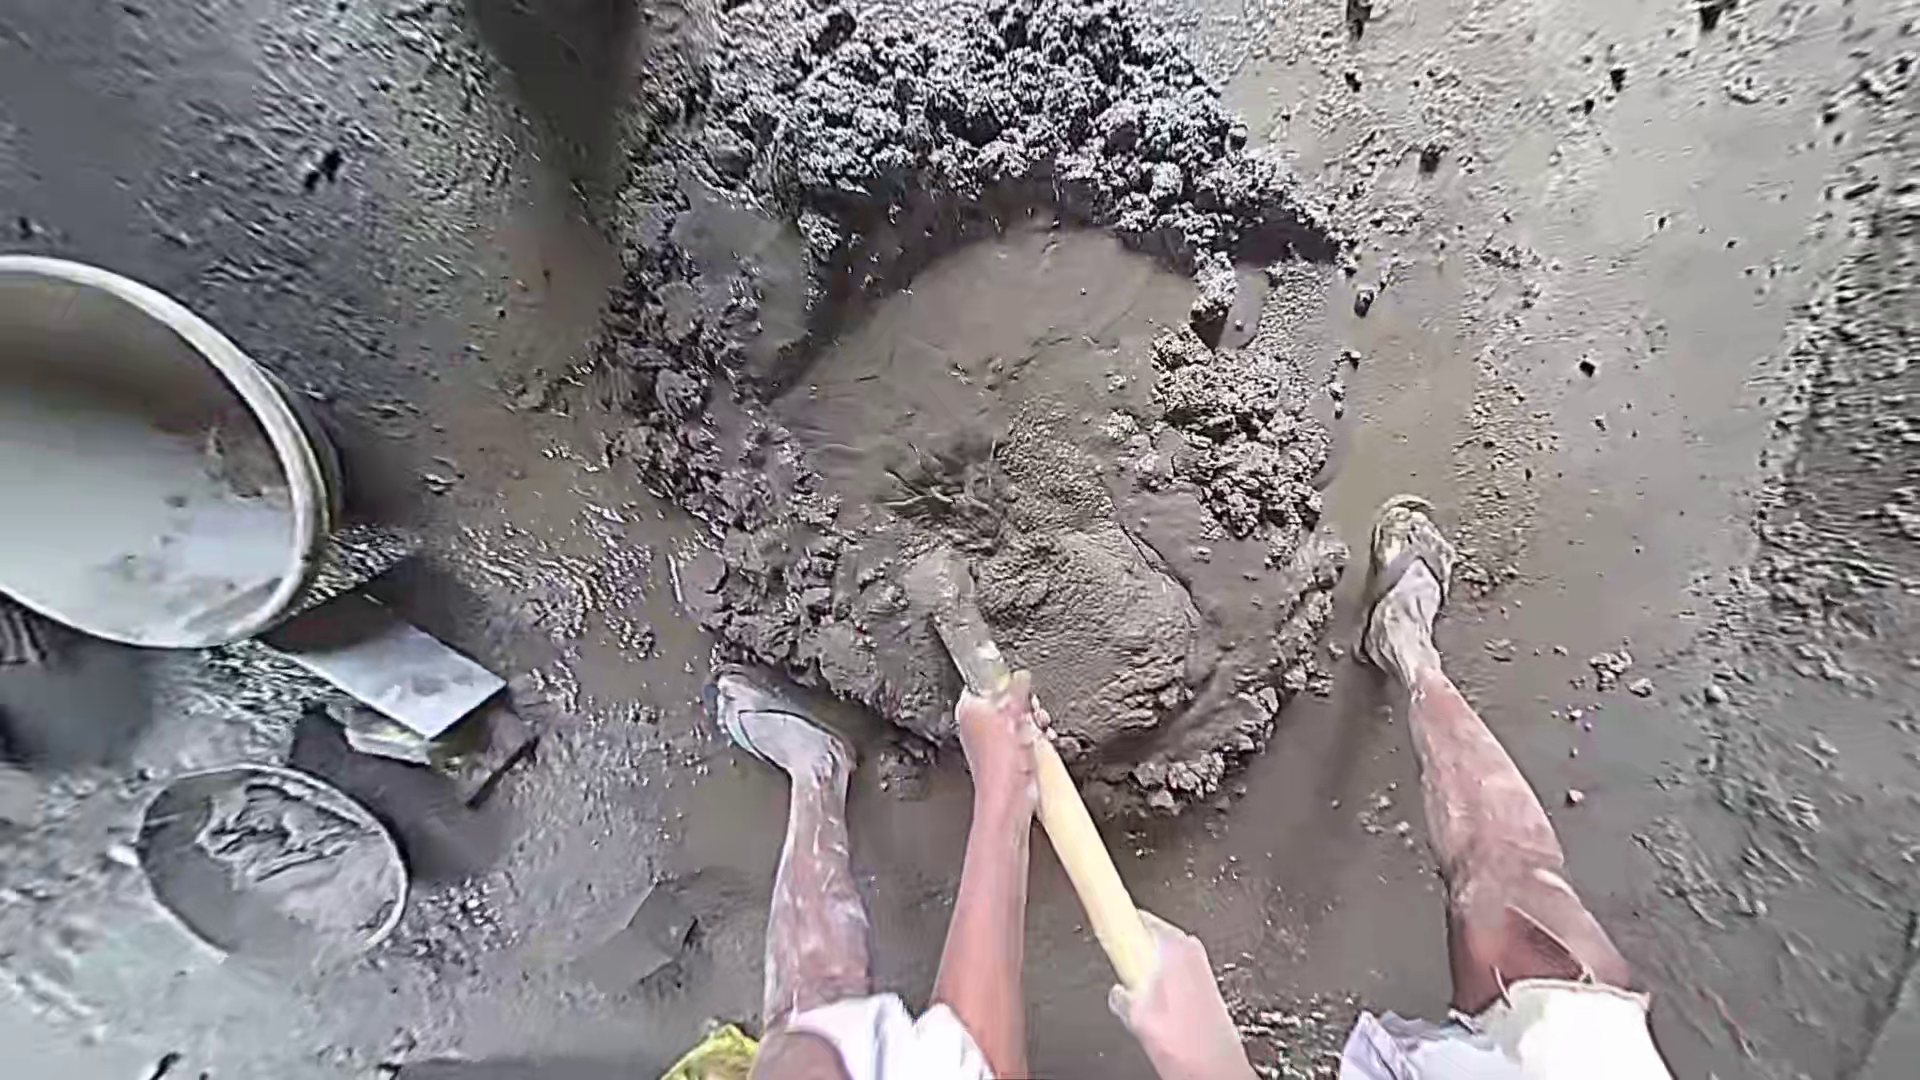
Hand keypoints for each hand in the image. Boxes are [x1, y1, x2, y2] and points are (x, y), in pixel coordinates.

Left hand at [955, 670, 1043, 817]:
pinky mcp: (1006, 753)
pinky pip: (1023, 735)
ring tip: (1039, 728)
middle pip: (1006, 700)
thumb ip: (1016, 690)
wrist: (1009, 799)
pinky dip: (1035, 735)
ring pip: (1017, 718)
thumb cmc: (1000, 763)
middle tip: (1032, 711)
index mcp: (969, 708)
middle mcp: (977, 723)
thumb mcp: (1011, 715)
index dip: (1005, 682)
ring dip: (1033, 721)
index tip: (1018, 686)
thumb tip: (1020, 675)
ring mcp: (992, 739)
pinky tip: (1043, 739)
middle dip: (1025, 704)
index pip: (985, 682)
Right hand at [1109, 911, 1256, 1079]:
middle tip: (1126, 980)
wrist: (1223, 1078)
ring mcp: (1200, 965)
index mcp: (1173, 945)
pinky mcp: (1206, 983)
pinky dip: (1163, 982)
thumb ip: (1121, 998)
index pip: (1136, 915)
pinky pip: (1173, 969)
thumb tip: (1117, 991)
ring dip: (1149, 971)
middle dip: (1134, 954)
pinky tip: (1163, 1011)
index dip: (1117, 920)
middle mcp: (1190, 947)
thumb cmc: (1192, 1052)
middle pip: (1147, 935)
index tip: (1105, 926)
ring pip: (1160, 955)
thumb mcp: (1140, 1021)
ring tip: (1148, 1004)